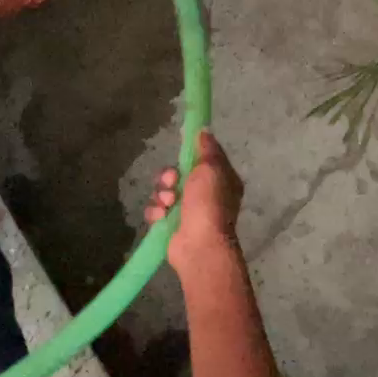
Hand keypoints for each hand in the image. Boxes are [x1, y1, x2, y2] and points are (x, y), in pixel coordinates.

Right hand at [145, 129, 244, 275]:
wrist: (199, 245)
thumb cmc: (209, 204)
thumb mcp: (211, 169)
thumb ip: (206, 149)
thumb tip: (204, 131)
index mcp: (221, 181)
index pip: (204, 159)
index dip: (191, 152)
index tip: (181, 147)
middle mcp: (206, 195)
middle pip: (178, 174)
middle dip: (169, 176)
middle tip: (171, 182)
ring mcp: (187, 211)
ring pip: (164, 192)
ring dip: (161, 195)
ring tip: (167, 205)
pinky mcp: (171, 225)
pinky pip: (156, 210)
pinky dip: (156, 212)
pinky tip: (161, 217)